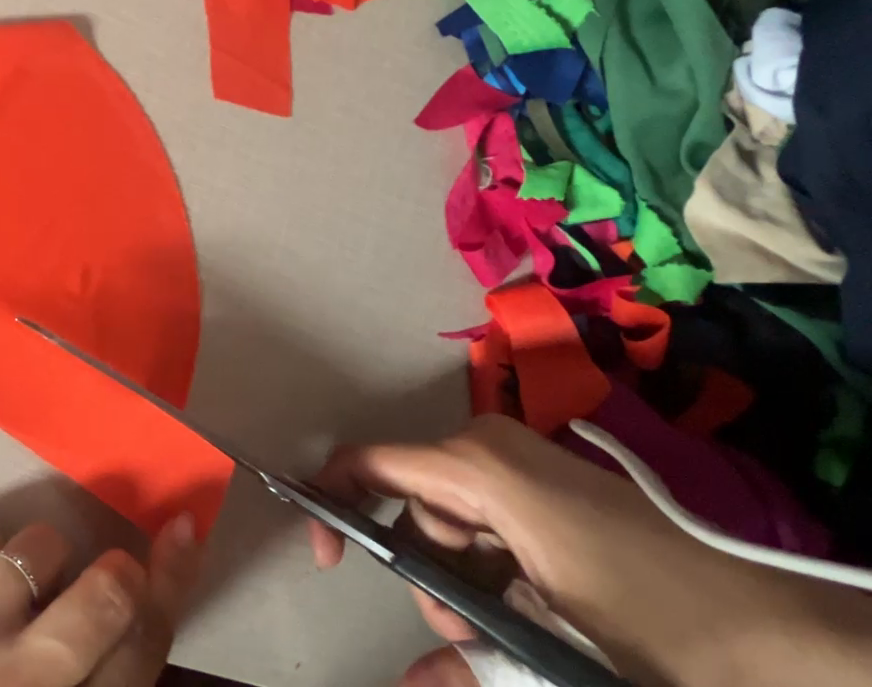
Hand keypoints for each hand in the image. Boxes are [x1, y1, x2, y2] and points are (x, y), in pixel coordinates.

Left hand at [0, 515, 200, 686]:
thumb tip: (179, 533)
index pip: (143, 642)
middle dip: (108, 577)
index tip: (178, 531)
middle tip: (86, 588)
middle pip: (104, 596)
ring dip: (37, 564)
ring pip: (36, 546)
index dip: (169, 578)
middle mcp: (13, 685)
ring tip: (16, 605)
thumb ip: (125, 639)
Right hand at [308, 414, 871, 686]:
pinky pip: (488, 526)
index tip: (326, 560)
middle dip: (425, 575)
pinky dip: (489, 573)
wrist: (788, 631)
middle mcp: (491, 450)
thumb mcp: (547, 639)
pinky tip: (517, 613)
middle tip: (465, 631)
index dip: (331, 504)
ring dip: (462, 583)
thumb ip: (466, 652)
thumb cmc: (656, 620)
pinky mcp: (549, 490)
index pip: (368, 466)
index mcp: (478, 467)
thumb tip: (405, 681)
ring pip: (451, 525)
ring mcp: (523, 469)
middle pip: (412, 509)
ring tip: (507, 629)